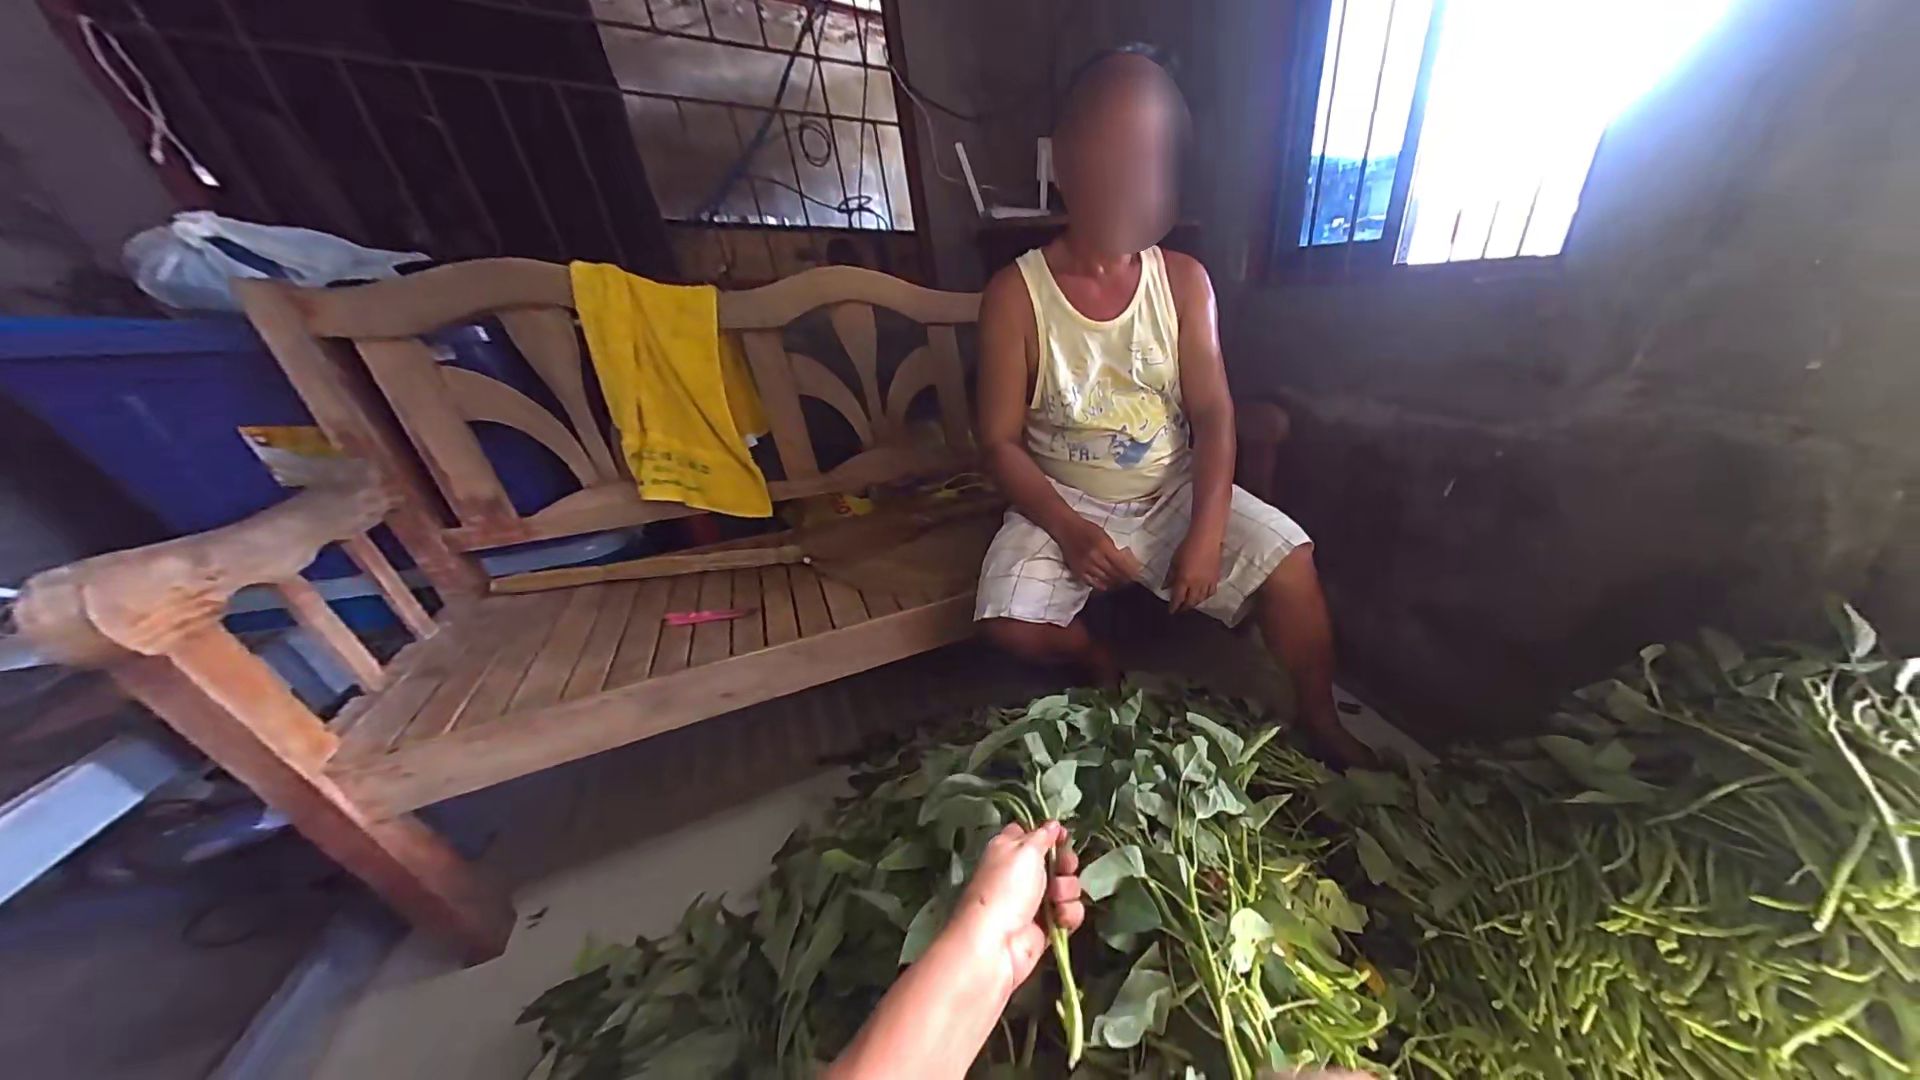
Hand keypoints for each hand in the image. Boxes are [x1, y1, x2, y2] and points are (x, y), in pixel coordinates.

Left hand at [945, 821, 1084, 998]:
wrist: (997, 945)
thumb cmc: (1007, 887)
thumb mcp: (1025, 850)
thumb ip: (1042, 835)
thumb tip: (1052, 823)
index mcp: (1010, 847)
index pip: (1034, 832)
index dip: (1050, 832)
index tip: (1063, 836)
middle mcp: (1023, 871)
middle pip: (1057, 858)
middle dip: (1066, 863)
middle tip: (1063, 868)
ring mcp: (1036, 899)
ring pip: (1067, 885)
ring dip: (1067, 890)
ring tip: (1056, 898)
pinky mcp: (1048, 925)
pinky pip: (1070, 912)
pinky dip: (1069, 914)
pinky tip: (1060, 918)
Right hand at [1058, 519, 1143, 590]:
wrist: (1066, 528)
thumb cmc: (1087, 528)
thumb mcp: (1104, 534)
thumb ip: (1112, 549)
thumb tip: (1124, 561)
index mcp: (1103, 546)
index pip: (1120, 564)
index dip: (1130, 572)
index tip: (1136, 576)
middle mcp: (1095, 558)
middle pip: (1113, 574)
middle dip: (1124, 579)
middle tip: (1130, 583)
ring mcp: (1085, 565)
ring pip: (1103, 579)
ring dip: (1113, 584)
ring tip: (1120, 585)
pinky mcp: (1077, 570)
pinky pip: (1090, 582)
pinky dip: (1099, 586)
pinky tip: (1105, 587)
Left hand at [1166, 530, 1222, 612]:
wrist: (1206, 539)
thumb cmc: (1186, 548)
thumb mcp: (1174, 562)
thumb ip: (1170, 576)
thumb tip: (1165, 587)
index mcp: (1184, 580)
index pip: (1178, 598)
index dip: (1174, 606)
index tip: (1171, 611)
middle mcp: (1196, 584)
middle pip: (1191, 601)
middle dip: (1185, 606)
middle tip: (1180, 608)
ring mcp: (1208, 582)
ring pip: (1202, 598)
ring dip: (1195, 603)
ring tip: (1190, 603)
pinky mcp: (1216, 578)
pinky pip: (1212, 592)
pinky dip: (1206, 597)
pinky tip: (1203, 596)